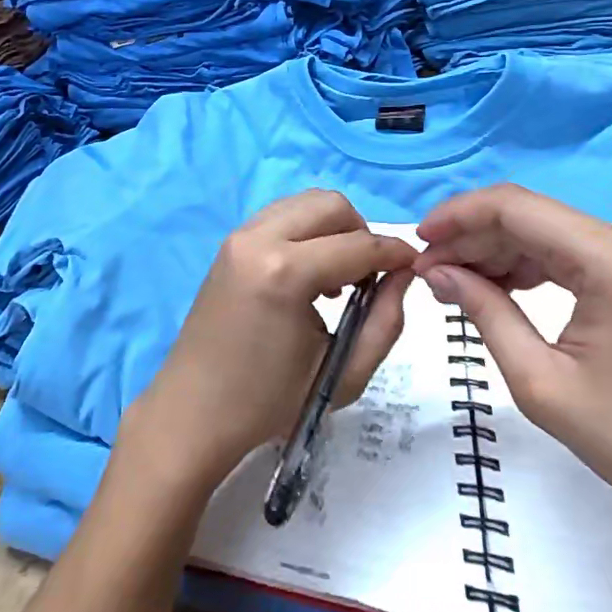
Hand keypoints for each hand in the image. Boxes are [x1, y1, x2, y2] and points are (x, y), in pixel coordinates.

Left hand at [130, 190, 416, 485]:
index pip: (358, 245)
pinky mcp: (228, 244)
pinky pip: (279, 216)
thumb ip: (385, 320)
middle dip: (362, 233)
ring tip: (337, 279)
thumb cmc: (269, 401)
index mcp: (284, 272)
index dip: (394, 254)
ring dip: (332, 229)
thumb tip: (405, 273)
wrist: (196, 409)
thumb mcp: (343, 372)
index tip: (415, 268)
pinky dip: (305, 232)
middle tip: (369, 278)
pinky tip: (308, 276)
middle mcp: (257, 240)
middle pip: (330, 205)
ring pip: (303, 203)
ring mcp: (237, 237)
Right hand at [414, 185, 611, 544]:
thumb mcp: (545, 384)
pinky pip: (583, 258)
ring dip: (501, 254)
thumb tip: (437, 272)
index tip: (417, 245)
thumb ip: (485, 313)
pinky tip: (506, 291)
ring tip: (458, 286)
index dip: (456, 216)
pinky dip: (537, 268)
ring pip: (556, 235)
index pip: (515, 206)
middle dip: (473, 239)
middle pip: (535, 217)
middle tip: (430, 276)